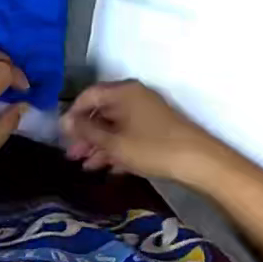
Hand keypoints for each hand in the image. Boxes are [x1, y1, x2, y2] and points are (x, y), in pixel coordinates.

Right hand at [60, 80, 228, 184]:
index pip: (88, 95)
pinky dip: (117, 149)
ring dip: (99, 145)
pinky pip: (129, 135)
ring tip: (86, 166)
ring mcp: (146, 112)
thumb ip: (87, 131)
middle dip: (85, 134)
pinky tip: (108, 169)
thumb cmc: (152, 147)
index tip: (62, 135)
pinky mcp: (157, 129)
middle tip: (72, 154)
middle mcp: (134, 96)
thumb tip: (65, 122)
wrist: (200, 162)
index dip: (72, 114)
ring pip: (115, 126)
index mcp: (122, 91)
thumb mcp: (113, 142)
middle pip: (101, 112)